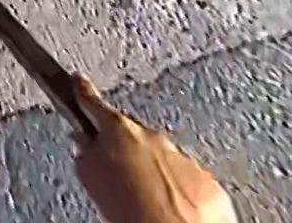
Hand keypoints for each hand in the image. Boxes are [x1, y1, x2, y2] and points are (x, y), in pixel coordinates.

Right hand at [74, 76, 236, 222]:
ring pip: (163, 158)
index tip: (78, 81)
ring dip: (154, 171)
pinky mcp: (213, 188)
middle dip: (124, 147)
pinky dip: (182, 191)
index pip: (91, 99)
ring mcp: (185, 162)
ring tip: (148, 200)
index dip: (81, 89)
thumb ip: (84, 148)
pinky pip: (191, 181)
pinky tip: (174, 209)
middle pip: (130, 134)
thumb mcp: (87, 174)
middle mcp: (152, 137)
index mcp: (117, 127)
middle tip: (118, 173)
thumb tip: (87, 142)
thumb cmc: (130, 210)